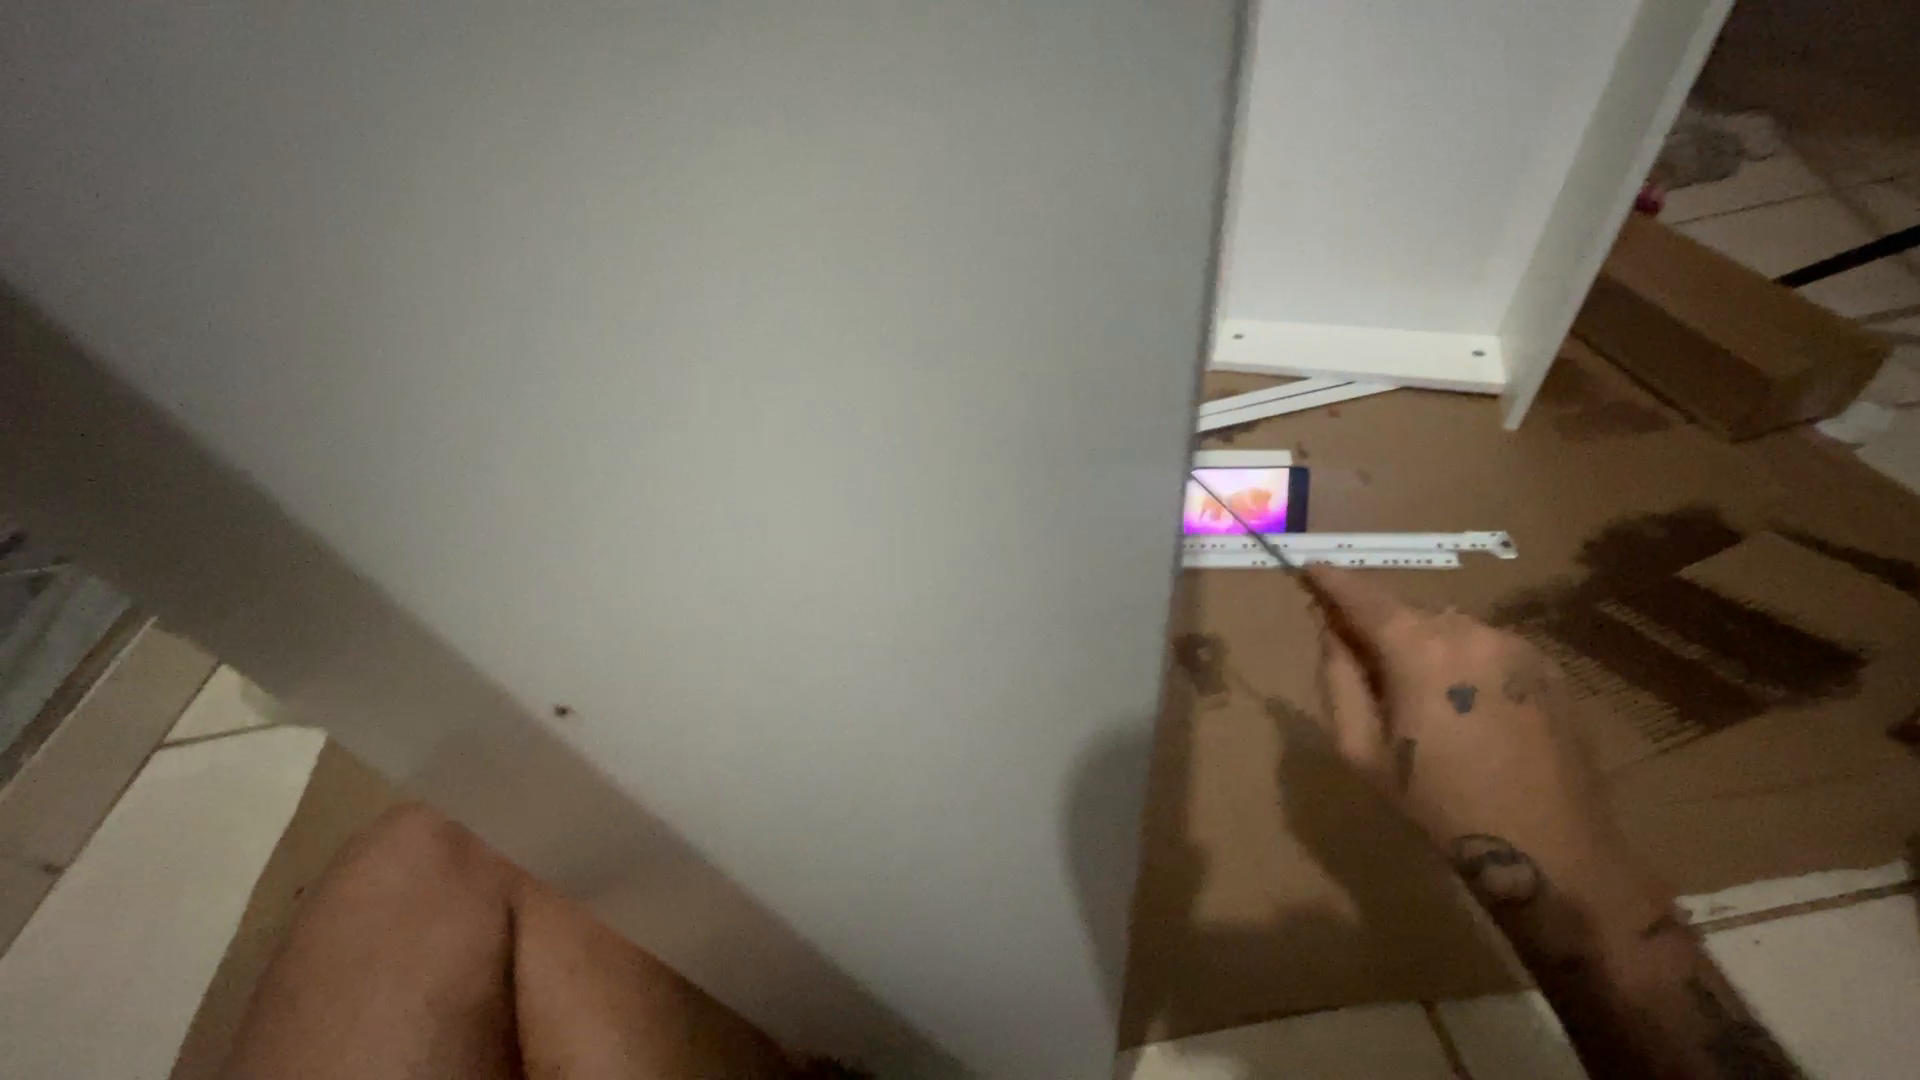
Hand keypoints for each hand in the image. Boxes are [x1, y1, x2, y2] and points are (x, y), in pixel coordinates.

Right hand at [1300, 566, 1637, 910]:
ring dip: (1423, 643)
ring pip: (1448, 626)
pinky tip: (1465, 705)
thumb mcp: (1361, 749)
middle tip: (1363, 662)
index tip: (1309, 567)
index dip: (1331, 581)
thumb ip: (1338, 679)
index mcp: (1418, 649)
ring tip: (1420, 695)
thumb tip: (1332, 632)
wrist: (1550, 847)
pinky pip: (1486, 646)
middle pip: (1406, 611)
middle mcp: (1469, 631)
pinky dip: (1462, 659)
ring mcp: (1516, 646)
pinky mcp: (1548, 667)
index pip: (1362, 597)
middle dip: (1378, 625)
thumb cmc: (1438, 802)